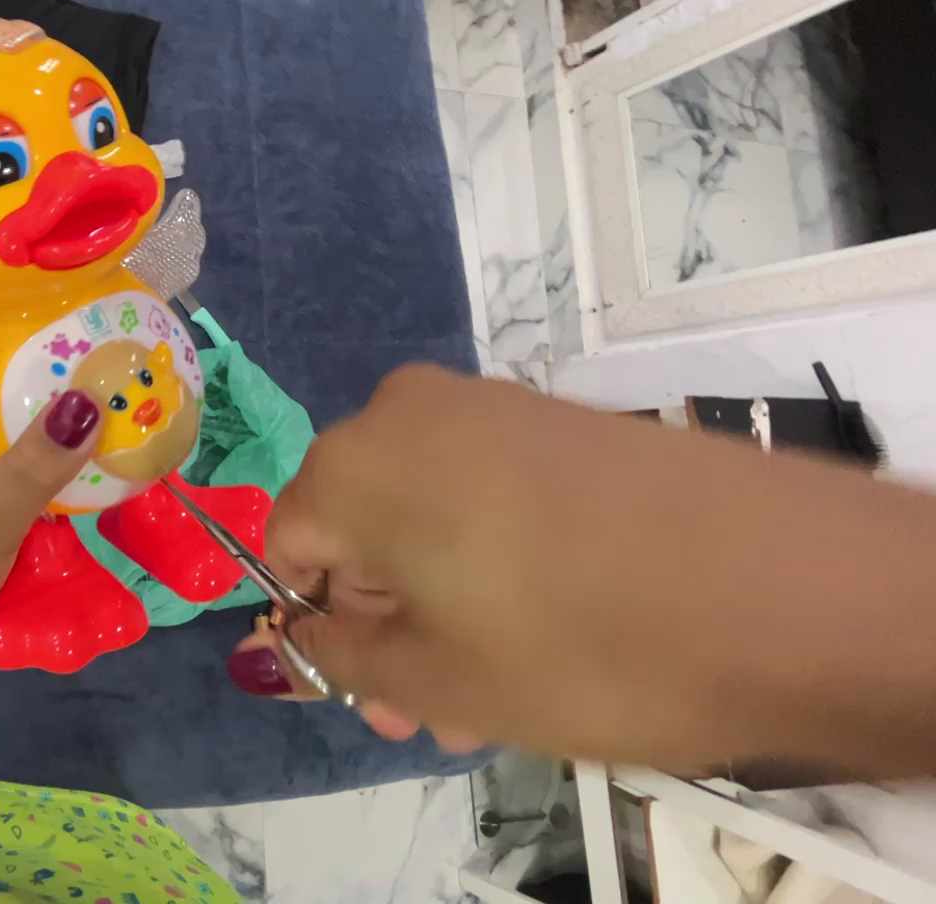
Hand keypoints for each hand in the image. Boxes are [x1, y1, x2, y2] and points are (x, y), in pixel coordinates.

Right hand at [229, 364, 935, 776]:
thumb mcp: (434, 681)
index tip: (385, 686)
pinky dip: (484, 547)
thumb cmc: (585, 642)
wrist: (813, 588)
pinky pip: (475, 483)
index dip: (325, 624)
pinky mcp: (545, 411)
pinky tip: (543, 609)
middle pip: (355, 527)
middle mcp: (395, 413)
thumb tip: (309, 630)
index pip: (289, 548)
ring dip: (436, 592)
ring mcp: (477, 402)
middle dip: (387, 618)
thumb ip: (338, 658)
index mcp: (349, 465)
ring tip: (500, 671)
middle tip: (439, 699)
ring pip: (417, 510)